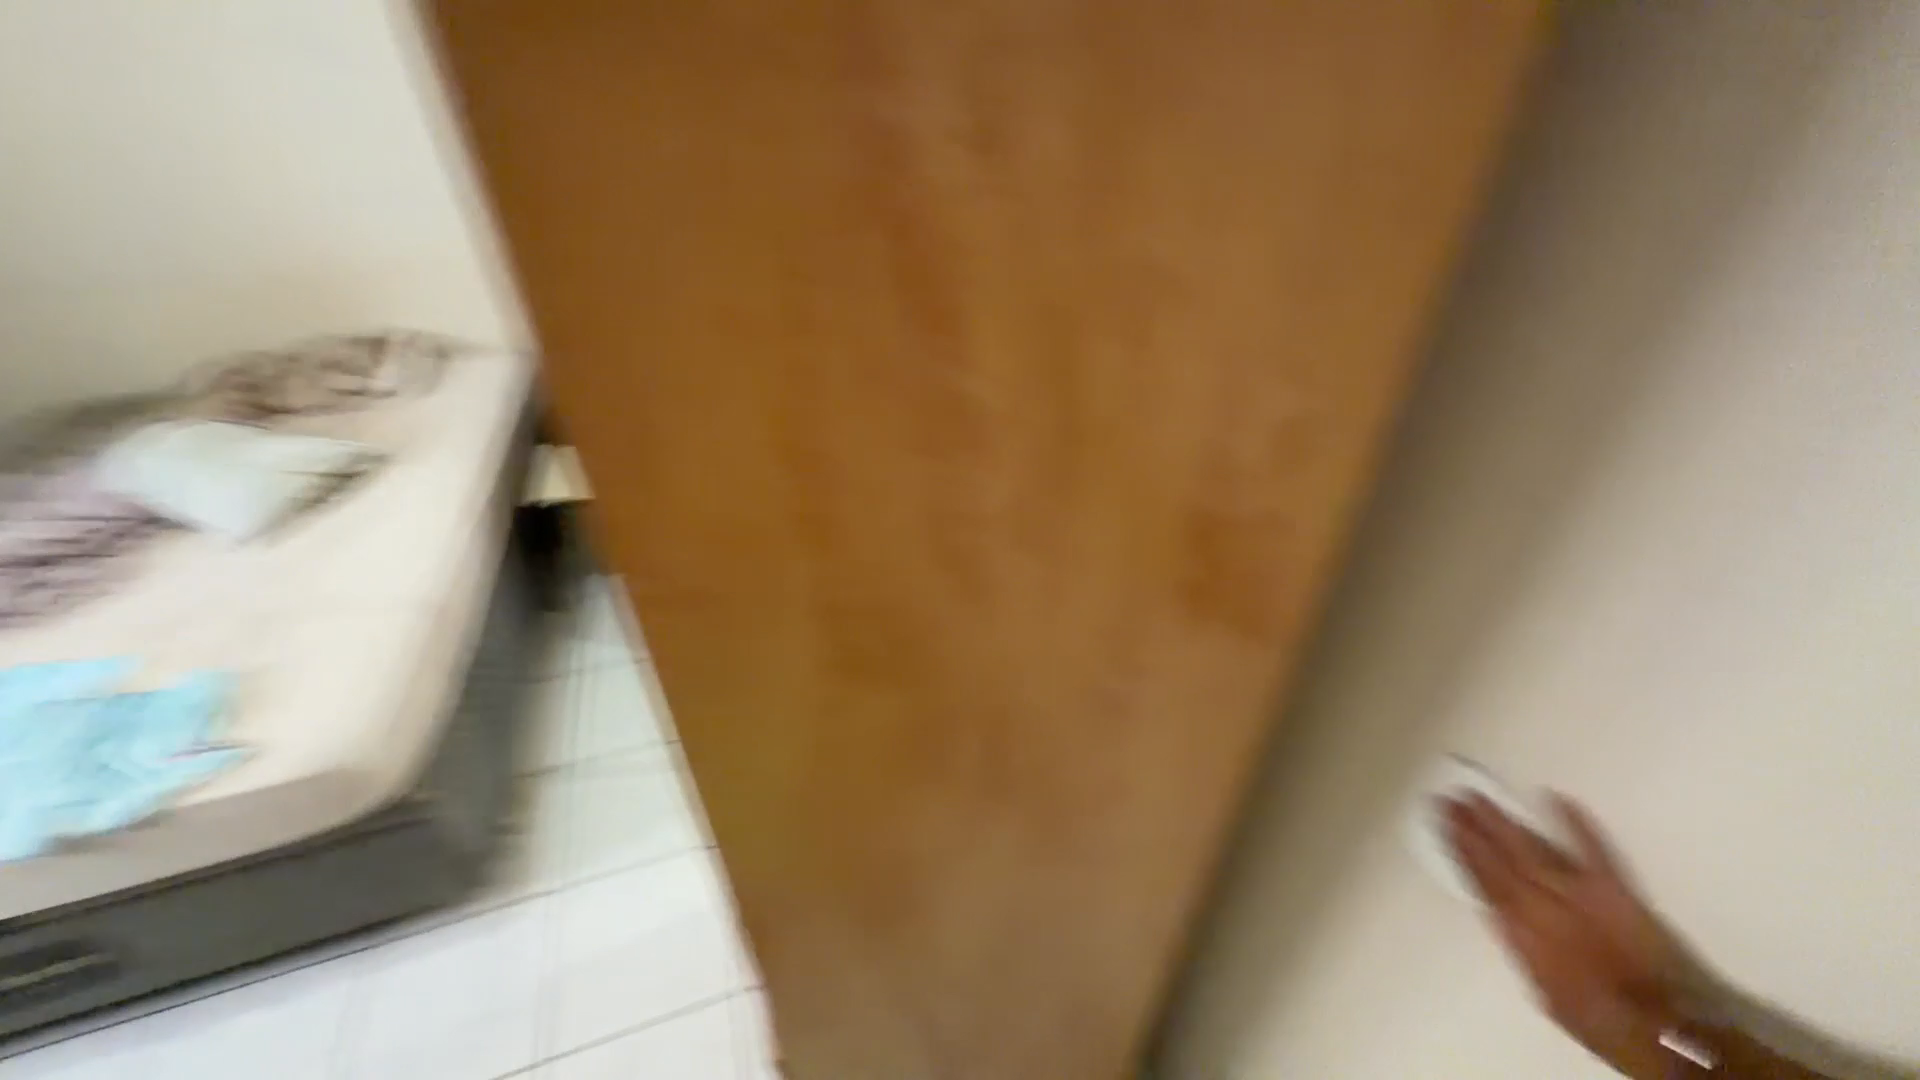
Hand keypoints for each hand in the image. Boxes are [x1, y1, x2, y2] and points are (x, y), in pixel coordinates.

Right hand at [1444, 793, 1692, 1078]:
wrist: (1666, 1032)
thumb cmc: (1598, 1019)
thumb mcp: (1543, 991)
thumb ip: (1522, 945)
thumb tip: (1506, 917)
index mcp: (1520, 931)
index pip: (1481, 880)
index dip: (1460, 849)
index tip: (1443, 823)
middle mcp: (1541, 905)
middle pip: (1500, 858)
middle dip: (1473, 827)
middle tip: (1453, 797)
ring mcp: (1579, 893)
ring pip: (1532, 849)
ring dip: (1504, 822)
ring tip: (1480, 796)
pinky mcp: (1616, 891)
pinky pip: (1595, 852)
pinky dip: (1577, 825)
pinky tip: (1558, 799)